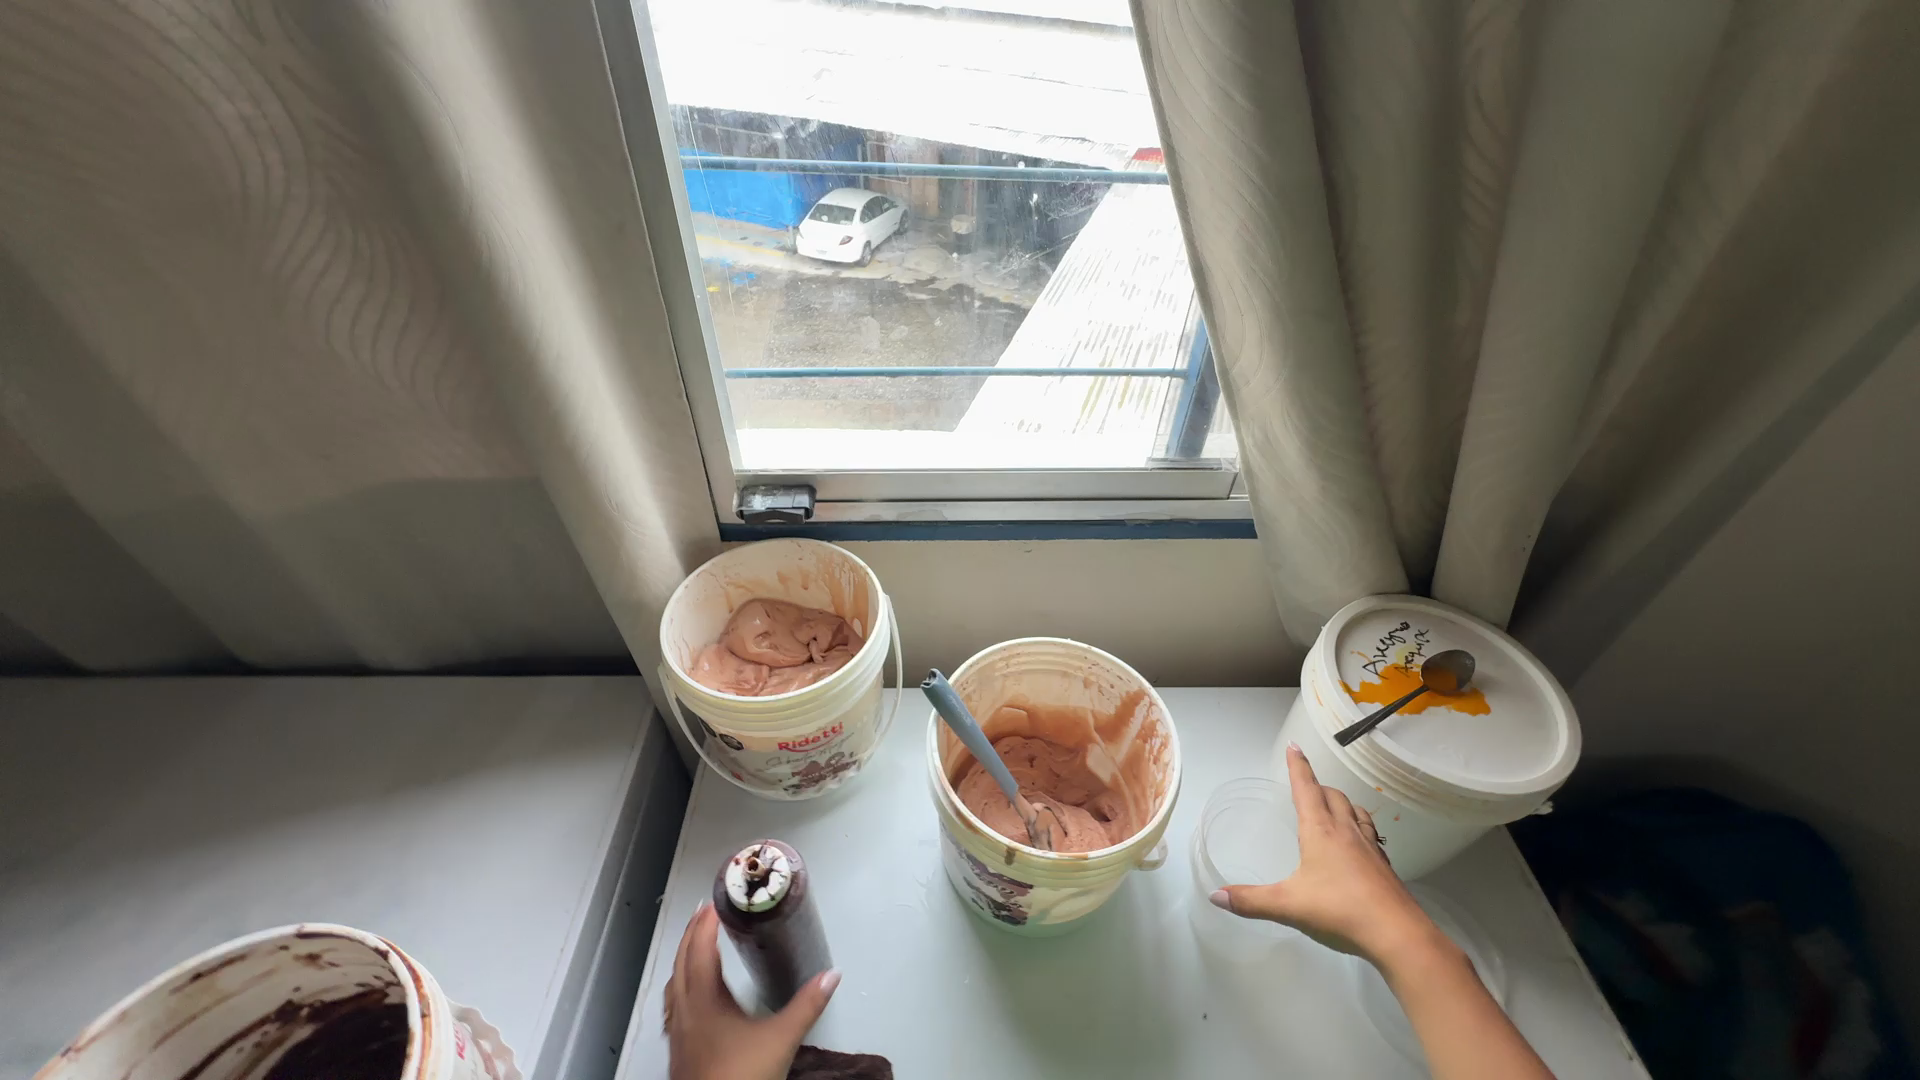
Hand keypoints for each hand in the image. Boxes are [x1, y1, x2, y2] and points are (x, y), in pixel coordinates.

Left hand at [665, 903, 840, 1079]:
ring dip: (683, 959)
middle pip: (681, 963)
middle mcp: (685, 1012)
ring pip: (673, 985)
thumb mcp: (781, 1040)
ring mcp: (678, 1034)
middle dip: (692, 934)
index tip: (714, 903)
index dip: (706, 925)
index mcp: (705, 1001)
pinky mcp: (678, 1052)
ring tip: (696, 945)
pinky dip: (680, 985)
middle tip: (705, 913)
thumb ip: (807, 1005)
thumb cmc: (743, 1076)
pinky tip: (692, 995)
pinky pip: (673, 1006)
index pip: (700, 951)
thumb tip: (833, 974)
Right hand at [1210, 743, 1450, 966]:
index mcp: (1320, 831)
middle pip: (1332, 795)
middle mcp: (1346, 832)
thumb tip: (1216, 896)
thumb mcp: (1288, 905)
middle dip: (1317, 785)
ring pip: (1355, 811)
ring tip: (1332, 807)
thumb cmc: (1340, 911)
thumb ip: (1251, 900)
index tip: (1293, 745)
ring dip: (1341, 803)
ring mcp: (1369, 848)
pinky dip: (1358, 827)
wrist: (1399, 937)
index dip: (1298, 766)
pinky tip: (1357, 845)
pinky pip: (1370, 834)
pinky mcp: (1384, 867)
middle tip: (1305, 786)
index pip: (1306, 788)